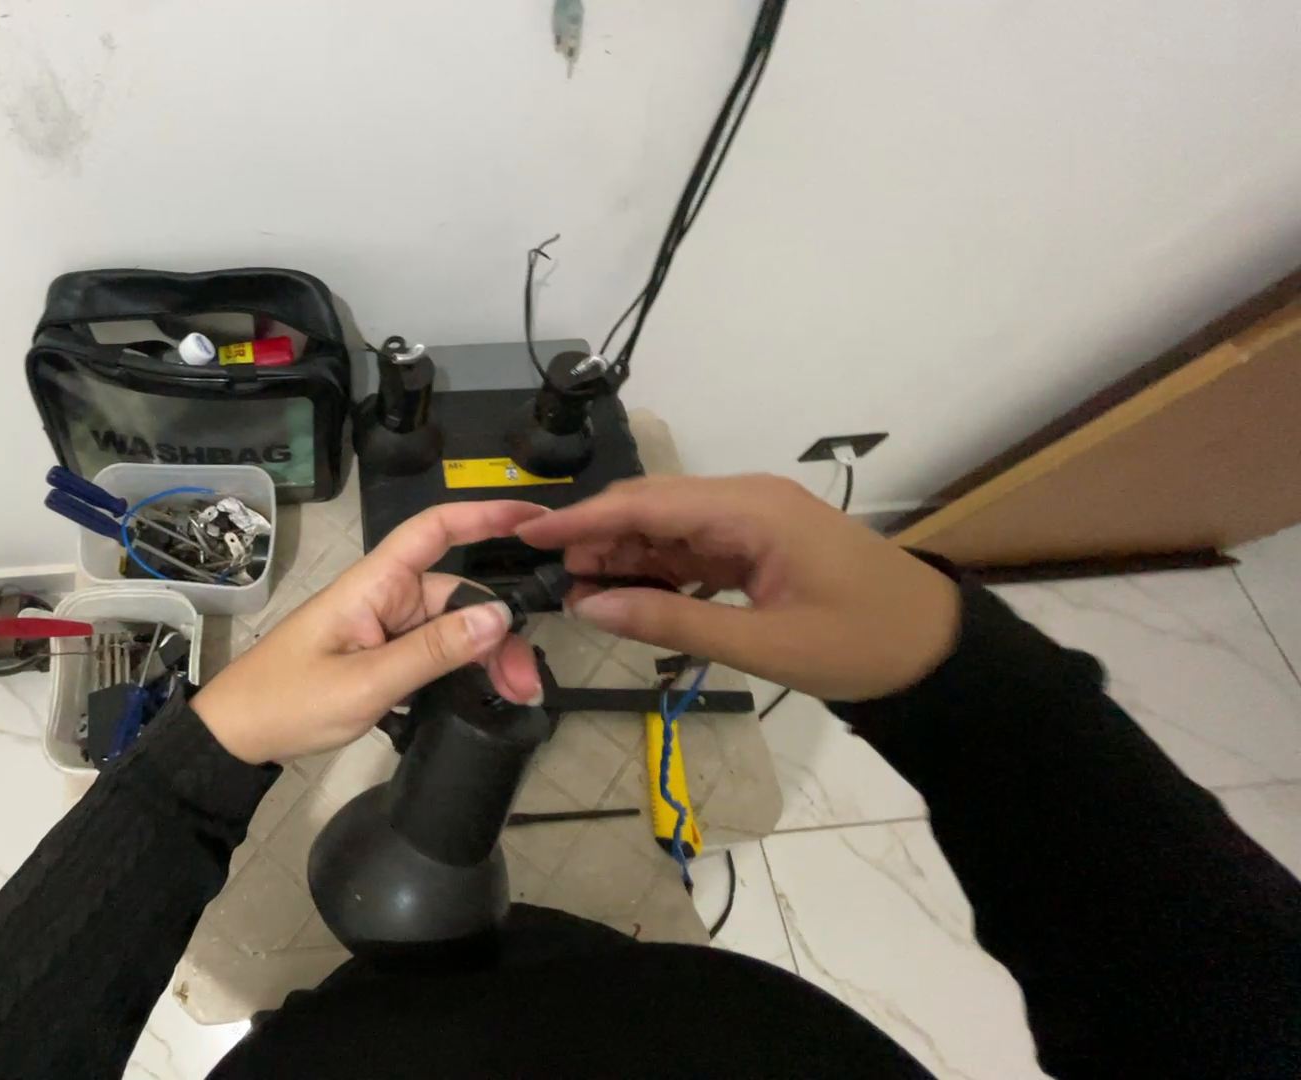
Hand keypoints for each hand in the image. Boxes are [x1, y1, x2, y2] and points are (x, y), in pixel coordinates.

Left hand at [192, 501, 547, 764]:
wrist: (238, 735)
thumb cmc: (289, 700)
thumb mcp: (365, 682)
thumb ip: (432, 650)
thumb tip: (500, 615)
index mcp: (373, 584)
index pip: (434, 530)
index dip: (484, 515)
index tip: (536, 519)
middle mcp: (384, 596)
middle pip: (456, 594)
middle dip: (497, 631)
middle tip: (525, 683)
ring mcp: (383, 627)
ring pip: (451, 628)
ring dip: (483, 657)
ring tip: (513, 695)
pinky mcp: (381, 655)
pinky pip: (432, 651)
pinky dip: (460, 670)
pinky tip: (481, 696)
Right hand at [514, 474, 959, 700]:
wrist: (941, 655)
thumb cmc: (862, 646)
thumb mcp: (762, 644)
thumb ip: (669, 622)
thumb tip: (586, 607)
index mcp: (750, 510)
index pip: (645, 504)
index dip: (582, 519)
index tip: (531, 535)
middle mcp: (744, 500)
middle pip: (649, 506)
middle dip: (596, 535)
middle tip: (551, 573)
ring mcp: (749, 521)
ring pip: (663, 525)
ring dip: (620, 553)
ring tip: (580, 588)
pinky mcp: (752, 543)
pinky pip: (686, 547)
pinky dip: (651, 567)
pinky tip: (625, 591)